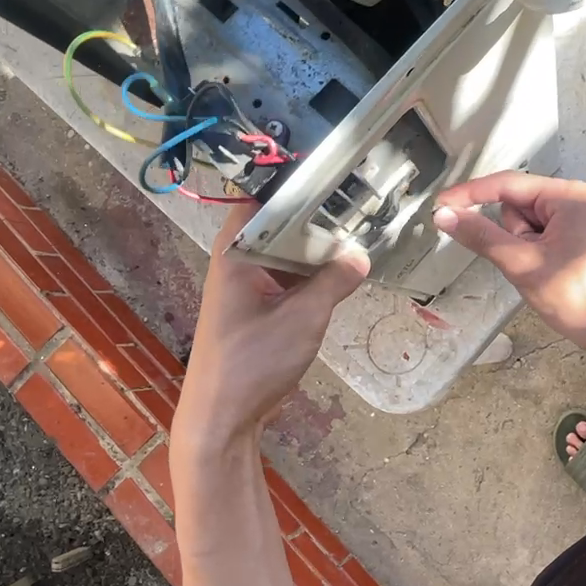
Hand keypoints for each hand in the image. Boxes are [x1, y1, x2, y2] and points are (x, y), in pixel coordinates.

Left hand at [173, 203, 368, 457]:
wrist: (223, 417)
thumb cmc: (254, 362)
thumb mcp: (303, 318)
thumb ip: (334, 282)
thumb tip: (362, 256)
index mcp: (237, 253)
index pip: (261, 196)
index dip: (294, 180)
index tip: (332, 168)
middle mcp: (240, 261)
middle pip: (280, 222)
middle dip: (317, 212)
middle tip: (360, 197)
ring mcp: (250, 284)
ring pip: (288, 250)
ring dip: (319, 245)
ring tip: (361, 227)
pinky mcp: (261, 306)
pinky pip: (291, 276)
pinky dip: (315, 271)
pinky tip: (346, 268)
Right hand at [433, 171, 585, 354]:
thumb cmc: (573, 297)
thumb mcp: (521, 264)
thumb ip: (481, 236)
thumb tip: (444, 215)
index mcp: (567, 196)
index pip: (506, 185)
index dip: (470, 194)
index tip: (440, 205)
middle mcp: (574, 198)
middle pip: (516, 204)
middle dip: (511, 235)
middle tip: (527, 263)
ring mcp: (576, 216)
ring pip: (524, 222)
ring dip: (520, 246)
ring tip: (540, 271)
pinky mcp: (575, 234)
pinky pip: (537, 234)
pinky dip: (530, 251)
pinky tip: (545, 271)